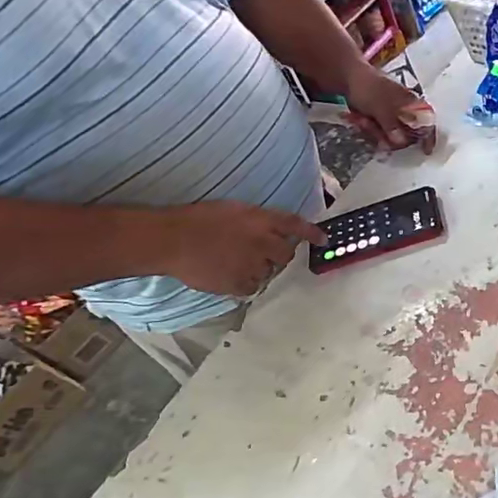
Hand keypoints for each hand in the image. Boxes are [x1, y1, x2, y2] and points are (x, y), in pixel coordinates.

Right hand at [159, 200, 324, 296]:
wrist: (174, 240)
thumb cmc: (197, 219)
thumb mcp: (232, 210)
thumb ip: (256, 221)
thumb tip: (270, 232)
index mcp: (260, 220)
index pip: (294, 225)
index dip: (311, 233)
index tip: (324, 239)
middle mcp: (262, 243)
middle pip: (284, 255)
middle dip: (277, 254)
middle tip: (259, 252)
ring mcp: (253, 265)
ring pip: (268, 272)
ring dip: (258, 268)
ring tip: (233, 261)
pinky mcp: (240, 284)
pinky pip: (252, 287)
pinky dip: (245, 283)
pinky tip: (228, 274)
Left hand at [344, 65, 433, 151]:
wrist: (347, 78)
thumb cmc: (367, 86)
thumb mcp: (380, 105)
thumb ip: (391, 123)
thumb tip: (401, 141)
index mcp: (412, 104)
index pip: (427, 124)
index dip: (429, 138)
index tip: (426, 151)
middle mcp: (405, 114)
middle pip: (406, 137)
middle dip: (388, 136)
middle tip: (370, 125)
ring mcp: (392, 120)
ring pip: (390, 139)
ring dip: (375, 133)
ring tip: (362, 120)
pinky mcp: (381, 124)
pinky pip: (379, 137)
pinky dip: (369, 131)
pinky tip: (360, 120)